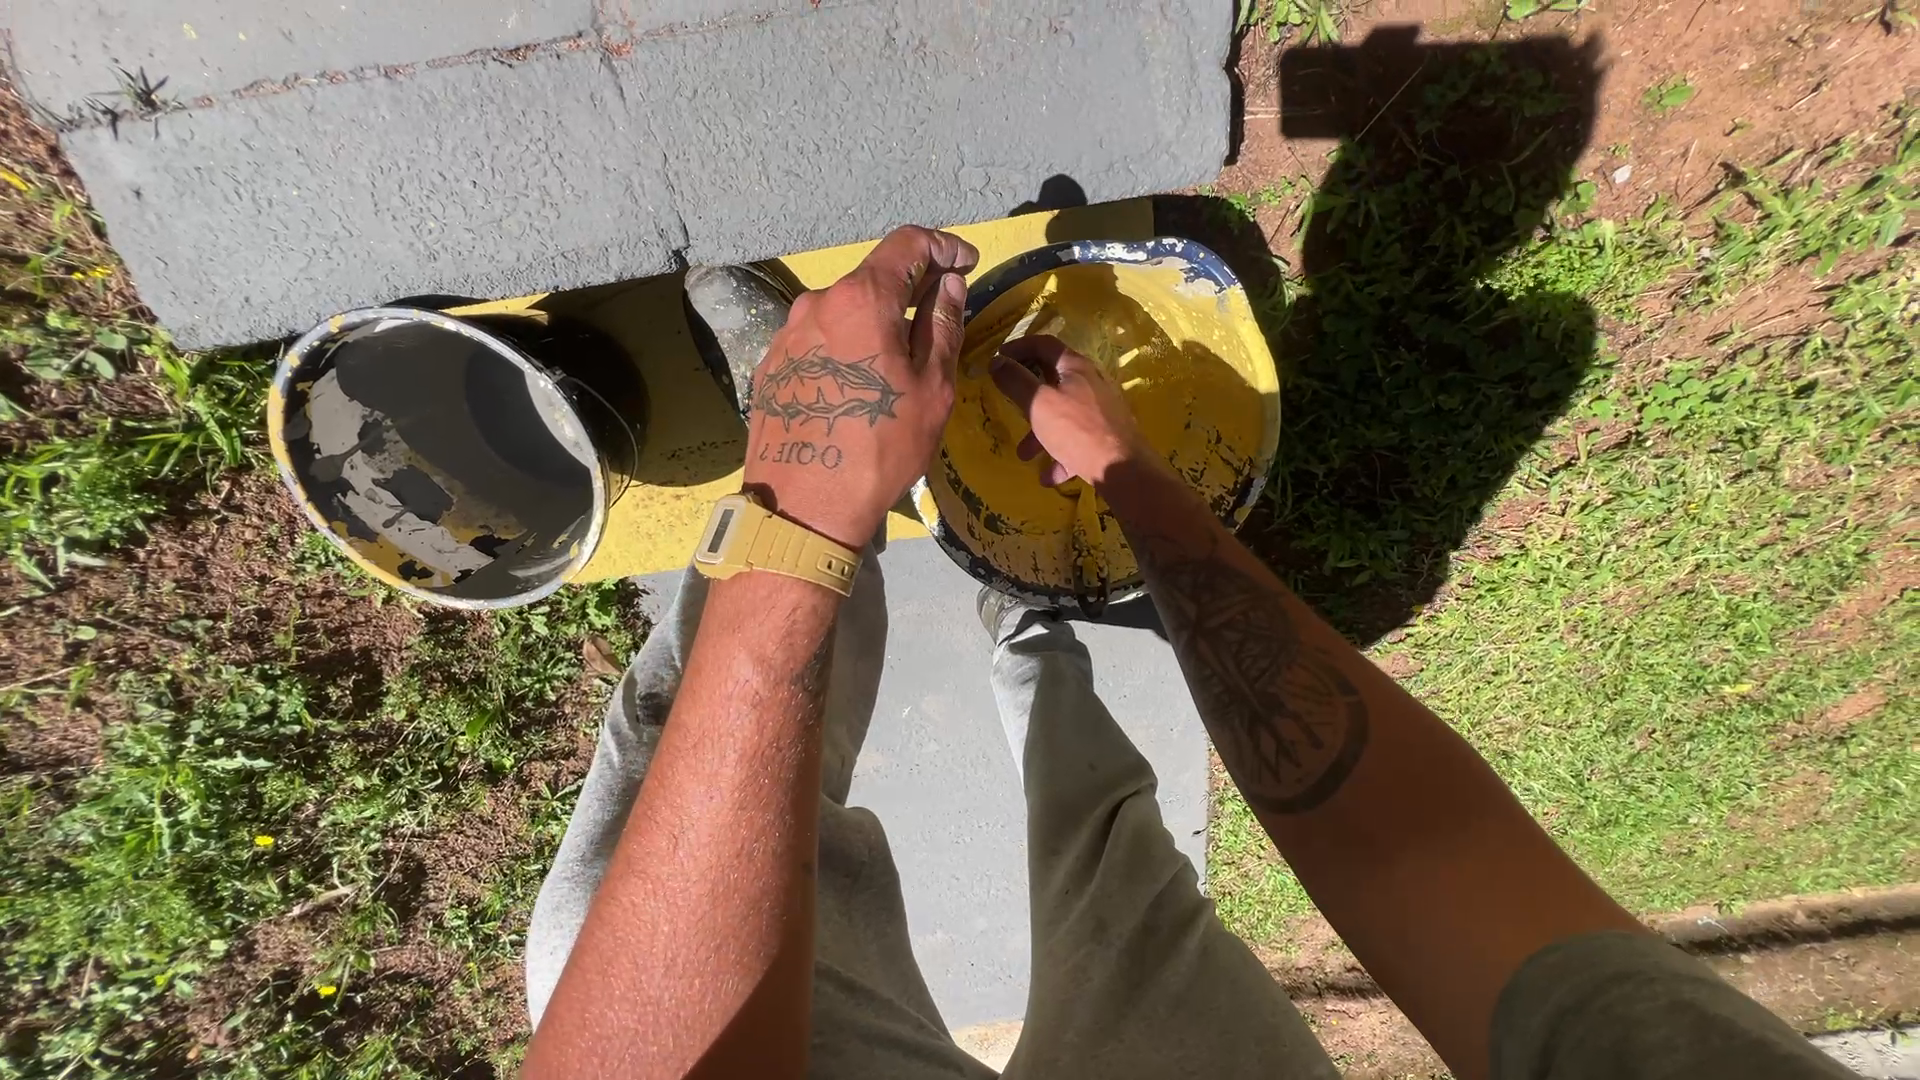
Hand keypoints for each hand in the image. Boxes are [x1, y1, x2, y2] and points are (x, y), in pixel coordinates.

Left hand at [743, 225, 979, 548]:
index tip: (966, 263)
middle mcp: (816, 303)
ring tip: (896, 363)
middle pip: (872, 280)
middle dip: (911, 290)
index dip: (943, 246)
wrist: (804, 506)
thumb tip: (948, 284)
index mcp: (861, 299)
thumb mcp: (932, 389)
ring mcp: (787, 335)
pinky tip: (857, 385)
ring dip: (875, 324)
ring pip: (843, 313)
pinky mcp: (771, 366)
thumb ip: (942, 326)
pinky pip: (819, 343)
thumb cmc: (882, 447)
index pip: (907, 244)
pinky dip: (846, 349)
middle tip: (939, 315)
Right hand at [988, 335, 1155, 487]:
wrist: (1122, 468)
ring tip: (1025, 455)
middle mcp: (1092, 384)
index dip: (1018, 347)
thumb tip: (996, 361)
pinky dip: (1060, 456)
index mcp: (1076, 367)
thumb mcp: (1038, 403)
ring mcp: (1101, 411)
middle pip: (1052, 382)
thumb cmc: (1076, 430)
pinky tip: (1049, 476)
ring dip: (1040, 434)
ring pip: (1063, 416)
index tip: (998, 358)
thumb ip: (1016, 381)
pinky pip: (1076, 441)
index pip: (1044, 345)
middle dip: (1027, 399)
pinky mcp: (1107, 436)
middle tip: (1009, 406)